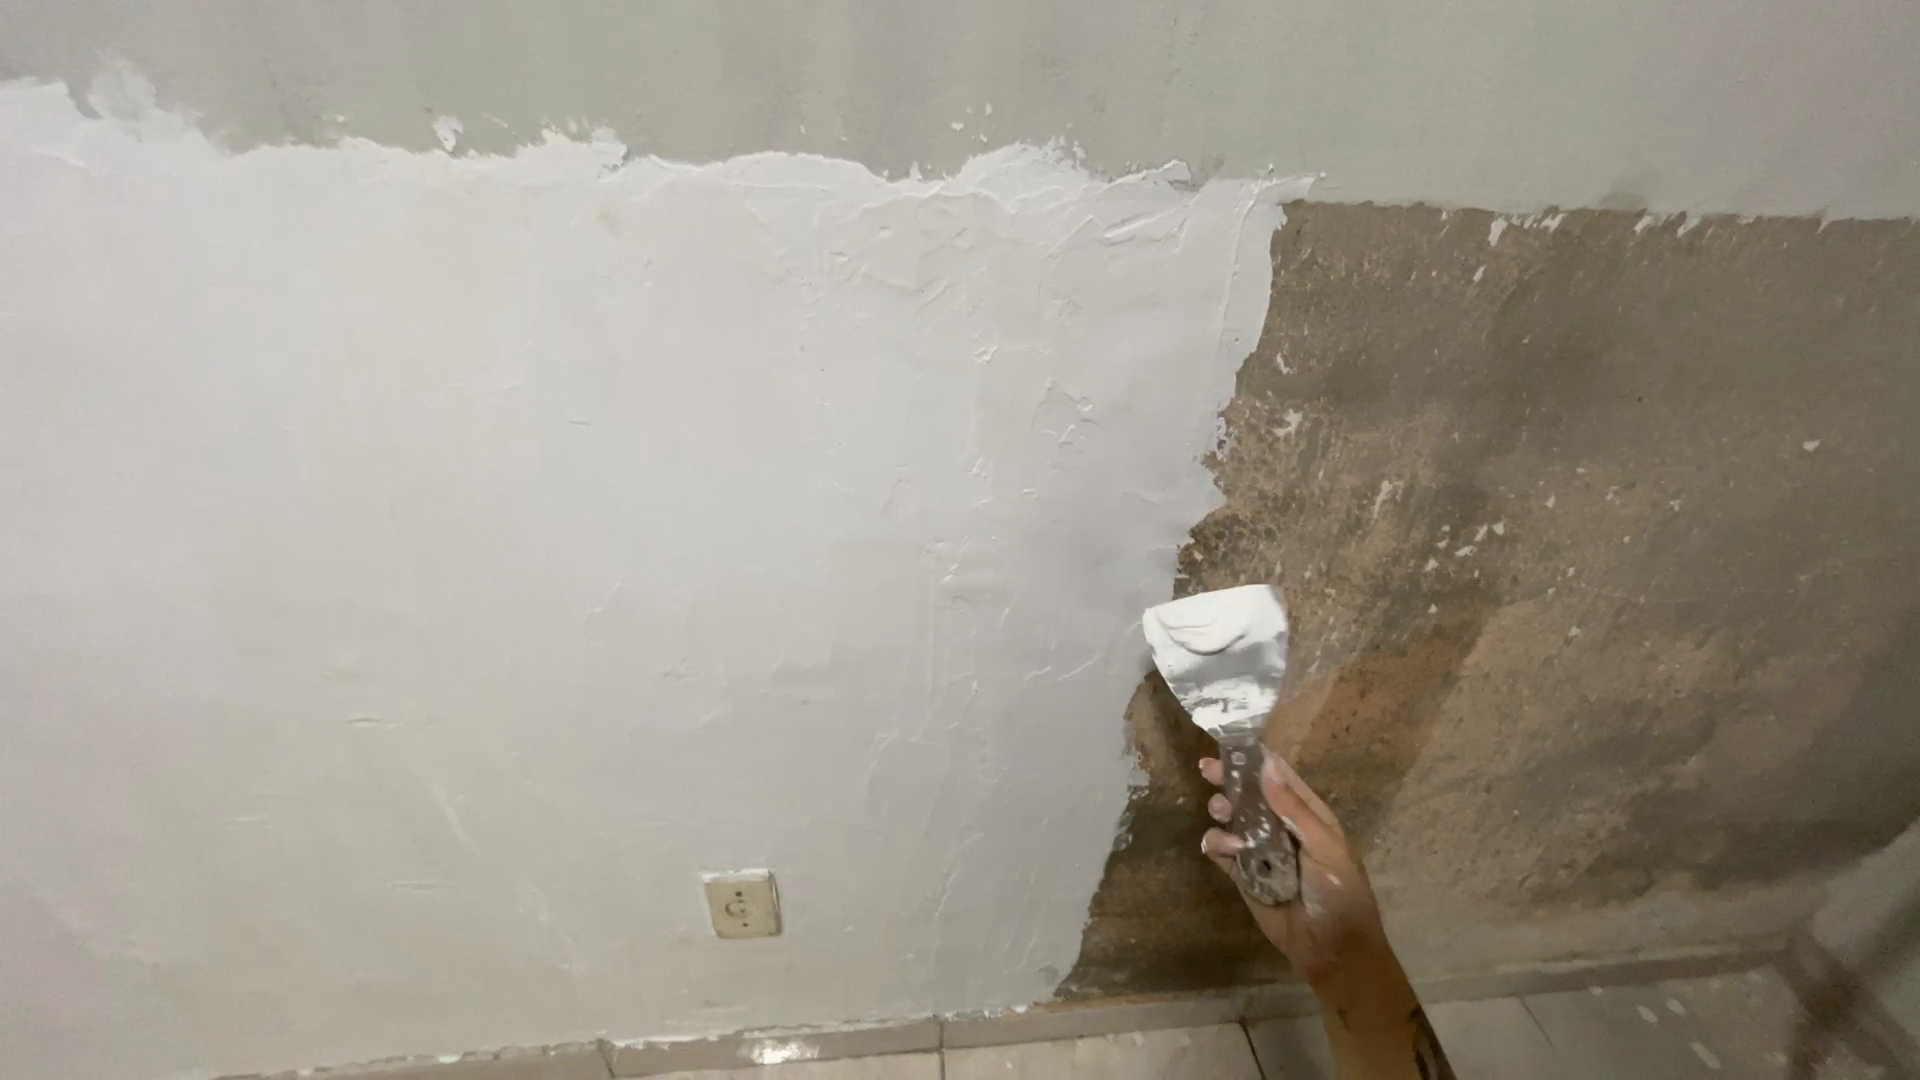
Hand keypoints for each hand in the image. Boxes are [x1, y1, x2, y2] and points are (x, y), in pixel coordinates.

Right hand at [1199, 753, 1382, 982]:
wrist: (1333, 952)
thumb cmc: (1340, 894)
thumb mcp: (1327, 848)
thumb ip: (1295, 809)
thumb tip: (1266, 766)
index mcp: (1307, 815)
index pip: (1280, 776)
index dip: (1257, 758)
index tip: (1232, 744)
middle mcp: (1280, 826)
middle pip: (1248, 792)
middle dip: (1227, 778)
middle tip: (1206, 768)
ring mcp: (1259, 849)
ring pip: (1230, 816)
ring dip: (1221, 809)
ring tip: (1221, 812)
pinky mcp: (1242, 873)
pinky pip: (1220, 849)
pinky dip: (1217, 843)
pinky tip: (1228, 849)